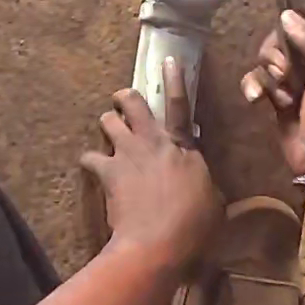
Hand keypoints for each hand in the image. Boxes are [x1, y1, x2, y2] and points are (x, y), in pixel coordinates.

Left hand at [80, 58, 222, 271]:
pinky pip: (90, 156)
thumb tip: (205, 185)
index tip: (168, 60)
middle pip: (132, 102)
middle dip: (124, 97)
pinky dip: (90, 160)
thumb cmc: (193, 226)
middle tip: (122, 101)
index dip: (174, 79)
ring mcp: (126, 153)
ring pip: (108, 120)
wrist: (156, 244)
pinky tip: (91, 166)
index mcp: (181, 145)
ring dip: (108, 123)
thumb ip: (205, 184)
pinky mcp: (107, 171)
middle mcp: (151, 140)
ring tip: (108, 132)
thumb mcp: (214, 203)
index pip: (179, 104)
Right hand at [241, 6, 304, 176]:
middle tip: (284, 71)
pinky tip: (256, 100)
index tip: (283, 23)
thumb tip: (287, 14)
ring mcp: (297, 80)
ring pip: (269, 56)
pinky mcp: (278, 96)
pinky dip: (255, 87)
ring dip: (269, 72)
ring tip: (280, 92)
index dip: (299, 16)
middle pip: (286, 35)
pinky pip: (258, 79)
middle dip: (278, 50)